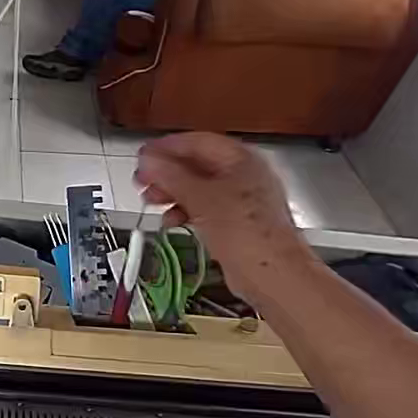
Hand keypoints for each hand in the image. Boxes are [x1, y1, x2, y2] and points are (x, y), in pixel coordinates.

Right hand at [134, 133, 316, 303]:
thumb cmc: (251, 235)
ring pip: (200, 189)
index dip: (167, 147)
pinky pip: (206, 210)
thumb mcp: (201, 198)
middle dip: (167, 173)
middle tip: (144, 179)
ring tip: (153, 200)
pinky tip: (173, 219)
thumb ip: (171, 176)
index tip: (145, 155)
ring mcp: (241, 201)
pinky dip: (187, 211)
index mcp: (241, 159)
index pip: (197, 142)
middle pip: (197, 165)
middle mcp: (244, 177)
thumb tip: (150, 162)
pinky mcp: (236, 224)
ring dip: (174, 193)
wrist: (272, 275)